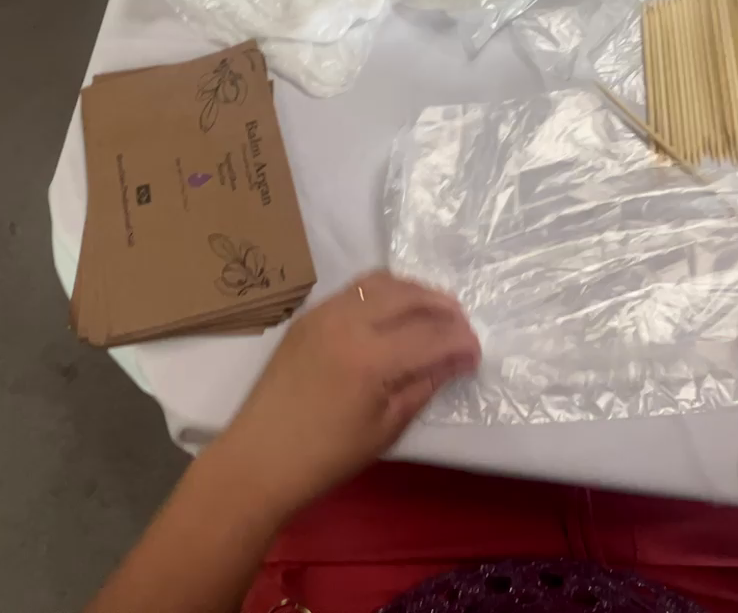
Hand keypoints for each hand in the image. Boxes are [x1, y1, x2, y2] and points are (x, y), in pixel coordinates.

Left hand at [204, 271, 479, 519]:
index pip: (430, 335)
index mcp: (370, 359)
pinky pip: (355, 289)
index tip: (476, 352)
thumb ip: (424, 385)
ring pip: (380, 282)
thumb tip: (455, 359)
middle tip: (461, 324)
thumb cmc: (327, 455)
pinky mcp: (309, 314)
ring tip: (433, 311)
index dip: (460, 341)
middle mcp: (348, 322)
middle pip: (408, 295)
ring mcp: (324, 312)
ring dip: (413, 291)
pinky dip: (383, 292)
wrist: (261, 456)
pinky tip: (394, 312)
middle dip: (441, 306)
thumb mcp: (386, 428)